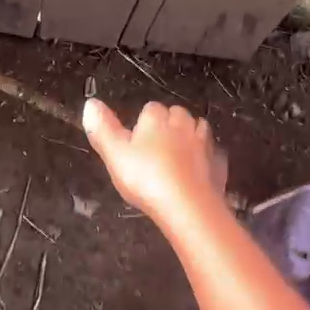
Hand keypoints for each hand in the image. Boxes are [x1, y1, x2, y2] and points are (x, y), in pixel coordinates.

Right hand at [82, 99, 228, 226]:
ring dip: (188, 138)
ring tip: (174, 159)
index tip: (134, 143)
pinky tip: (195, 172)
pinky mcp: (219, 162)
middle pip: (176, 116)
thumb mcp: (114, 154)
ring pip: (196, 130)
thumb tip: (90, 102)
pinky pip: (210, 154)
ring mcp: (205, 142)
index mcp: (157, 118)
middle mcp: (184, 123)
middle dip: (167, 127)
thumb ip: (102, 128)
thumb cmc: (146, 178)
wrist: (188, 206)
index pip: (150, 109)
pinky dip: (203, 158)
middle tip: (153, 151)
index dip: (142, 124)